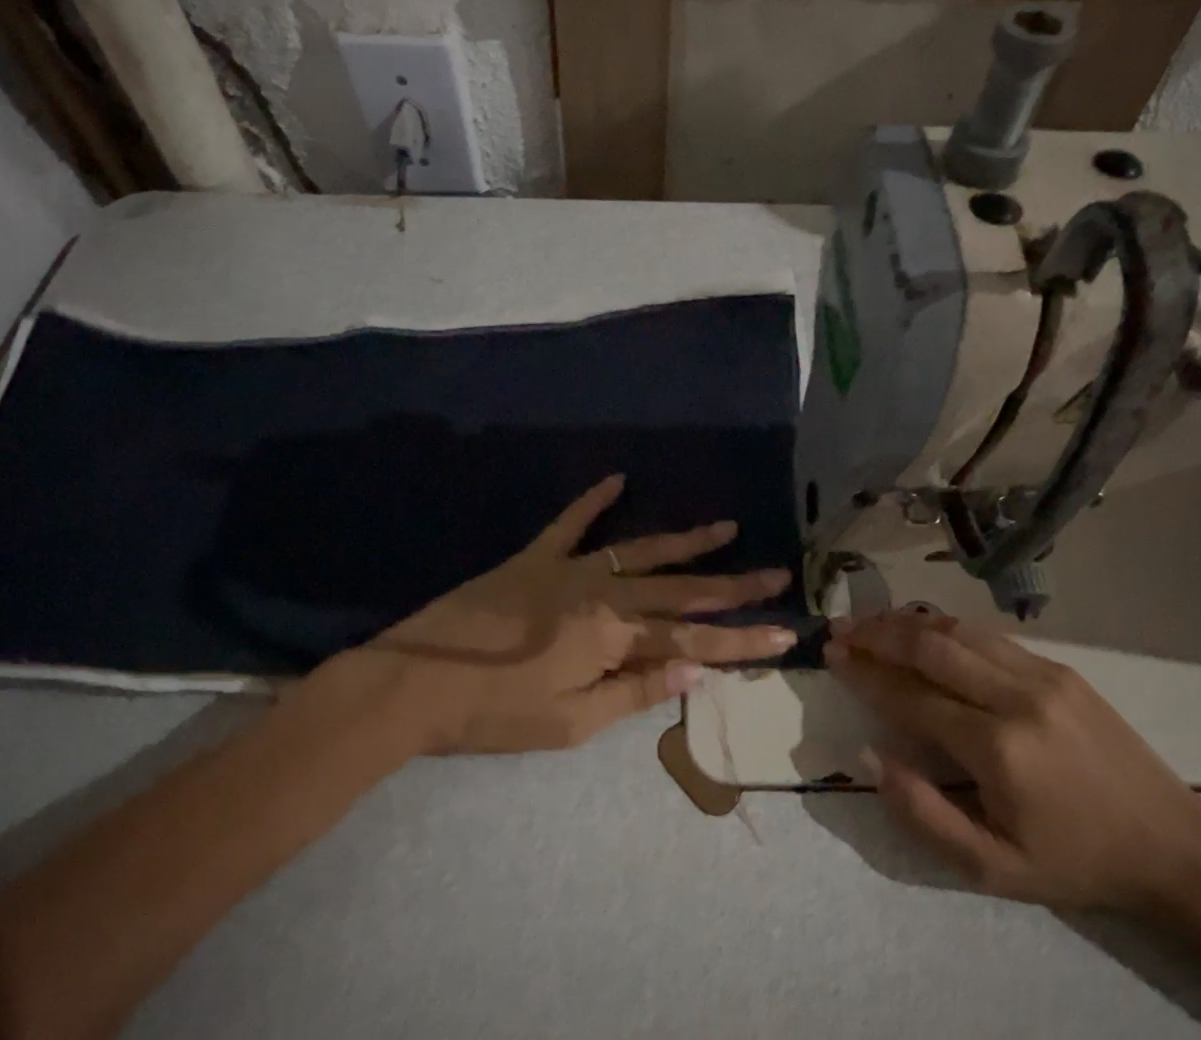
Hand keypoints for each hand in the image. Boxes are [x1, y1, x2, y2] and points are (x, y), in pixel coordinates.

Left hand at [332, 474, 796, 754]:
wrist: (413, 681)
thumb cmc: (494, 714)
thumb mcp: (571, 722)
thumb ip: (635, 692)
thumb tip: (696, 673)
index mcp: (613, 637)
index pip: (693, 641)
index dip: (742, 640)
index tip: (787, 633)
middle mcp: (601, 594)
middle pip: (680, 590)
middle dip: (733, 587)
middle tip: (778, 575)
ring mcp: (566, 570)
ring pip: (640, 552)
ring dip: (686, 542)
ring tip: (727, 528)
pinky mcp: (532, 559)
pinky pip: (569, 524)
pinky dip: (593, 501)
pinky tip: (618, 479)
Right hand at [826, 609, 1200, 911]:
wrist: (1168, 843)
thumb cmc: (1072, 862)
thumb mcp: (990, 868)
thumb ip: (923, 814)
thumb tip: (872, 757)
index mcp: (997, 748)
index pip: (912, 696)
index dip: (866, 674)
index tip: (831, 656)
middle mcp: (1017, 697)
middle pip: (932, 648)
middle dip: (879, 634)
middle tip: (840, 630)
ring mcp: (1044, 677)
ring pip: (961, 633)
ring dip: (909, 624)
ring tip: (870, 622)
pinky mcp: (1062, 671)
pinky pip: (991, 638)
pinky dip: (948, 629)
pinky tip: (925, 631)